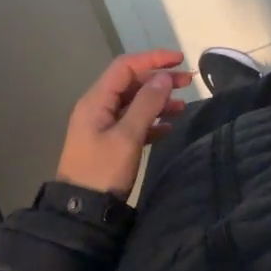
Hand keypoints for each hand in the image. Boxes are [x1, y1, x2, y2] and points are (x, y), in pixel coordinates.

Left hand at [56, 50, 193, 196]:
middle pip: (131, 83)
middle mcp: (98, 108)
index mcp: (96, 100)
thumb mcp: (127, 137)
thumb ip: (146, 104)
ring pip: (134, 104)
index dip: (152, 59)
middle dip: (159, 80)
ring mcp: (102, 127)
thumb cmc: (103, 170)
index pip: (125, 66)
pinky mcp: (109, 144)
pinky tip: (169, 128)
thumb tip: (164, 76)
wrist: (81, 211)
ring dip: (158, 101)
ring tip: (183, 106)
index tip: (179, 60)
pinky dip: (151, 122)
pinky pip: (133, 124)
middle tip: (188, 82)